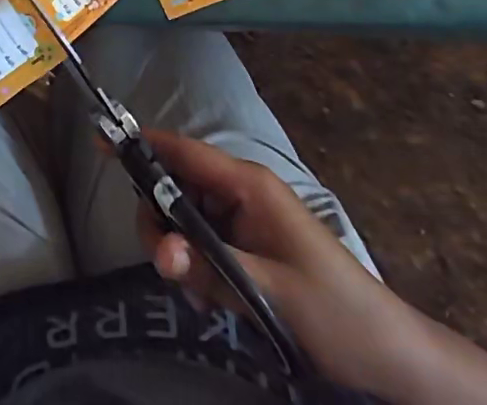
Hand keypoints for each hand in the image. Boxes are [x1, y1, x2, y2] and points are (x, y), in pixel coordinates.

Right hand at [139, 132, 486, 403]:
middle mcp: (241, 193)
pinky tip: (204, 300)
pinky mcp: (246, 245)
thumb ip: (209, 268)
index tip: (101, 137)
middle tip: (166, 268)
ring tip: (195, 296)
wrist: (385, 350)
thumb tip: (158, 251)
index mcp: (249, 186)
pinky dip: (191, 266)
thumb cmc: (333, 310)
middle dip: (159, 223)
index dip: (142, 143)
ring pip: (184, 219)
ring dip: (176, 252)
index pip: (184, 152)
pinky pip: (201, 242)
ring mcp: (243, 219)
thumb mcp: (269, 291)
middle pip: (175, 188)